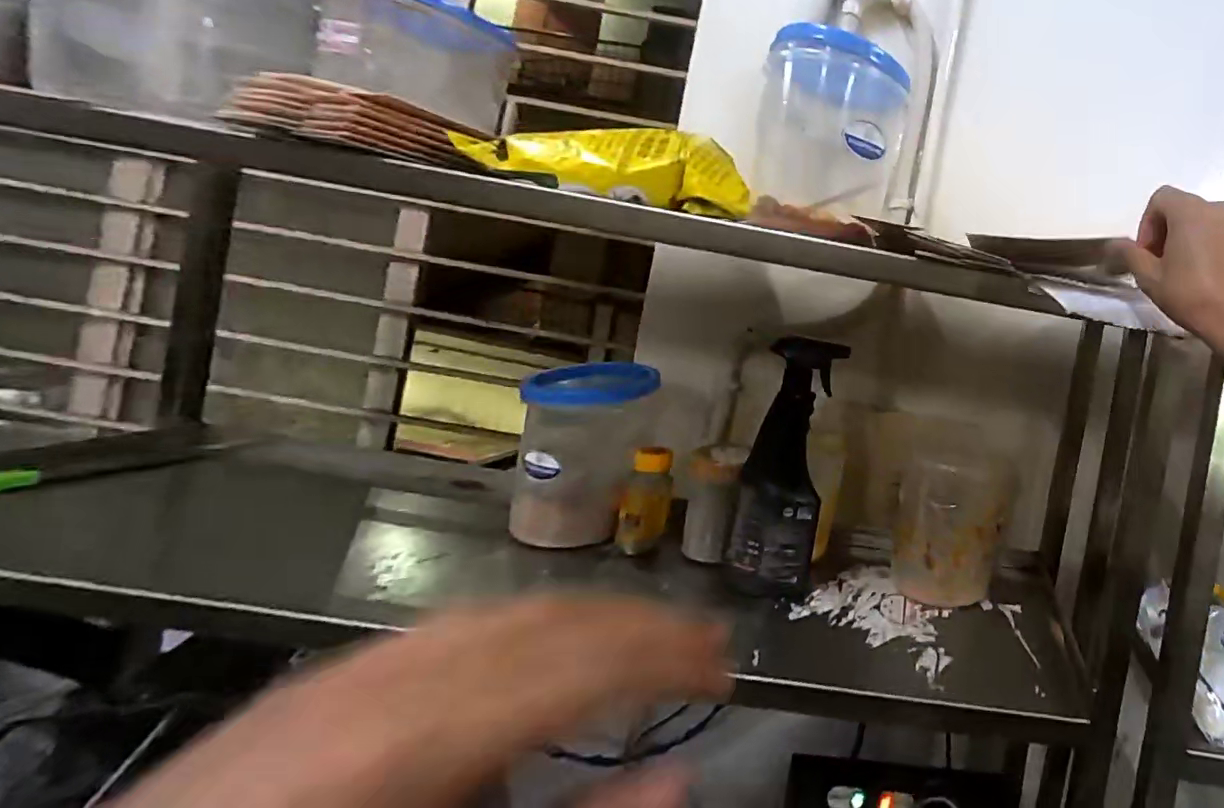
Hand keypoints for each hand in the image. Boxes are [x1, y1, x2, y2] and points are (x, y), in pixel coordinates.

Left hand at [116, 596, 731, 807]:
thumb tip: (677, 777)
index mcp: (420, 738)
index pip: (586, 664)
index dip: (669, 655)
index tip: (725, 664)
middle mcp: (398, 676)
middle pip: (560, 621)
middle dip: (648, 626)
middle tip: (712, 641)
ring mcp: (361, 664)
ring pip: (516, 609)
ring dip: (598, 614)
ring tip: (654, 631)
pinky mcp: (334, 672)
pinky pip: (464, 623)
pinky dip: (534, 621)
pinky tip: (556, 638)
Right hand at [1121, 186, 1223, 362]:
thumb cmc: (1194, 298)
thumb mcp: (1150, 279)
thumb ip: (1130, 255)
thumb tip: (1114, 244)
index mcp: (1190, 212)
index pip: (1161, 198)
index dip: (1148, 224)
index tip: (1149, 254)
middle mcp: (1222, 210)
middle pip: (1188, 210)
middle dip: (1173, 232)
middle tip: (1167, 266)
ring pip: (1214, 224)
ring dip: (1200, 241)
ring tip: (1196, 274)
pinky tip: (1222, 279)